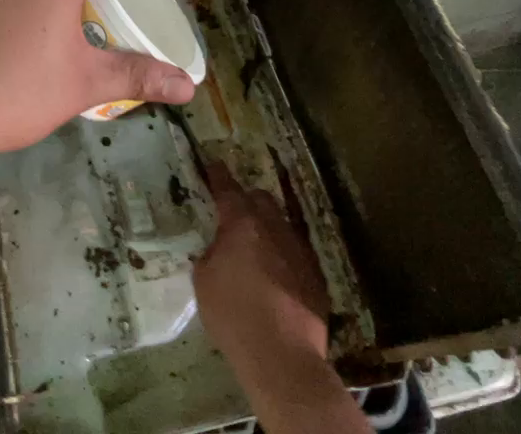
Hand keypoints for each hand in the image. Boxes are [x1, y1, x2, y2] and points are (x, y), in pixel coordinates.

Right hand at [193, 163, 331, 363]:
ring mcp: (299, 250)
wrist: (282, 356)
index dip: (218, 175)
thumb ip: (211, 252)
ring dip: (267, 229)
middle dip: (247, 200)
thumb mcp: (204, 280)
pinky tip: (275, 277)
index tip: (212, 165)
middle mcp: (274, 228)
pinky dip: (283, 256)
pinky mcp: (316, 275)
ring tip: (255, 249)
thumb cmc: (232, 314)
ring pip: (282, 225)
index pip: (228, 188)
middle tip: (233, 214)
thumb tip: (220, 246)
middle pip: (261, 199)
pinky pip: (295, 252)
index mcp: (242, 224)